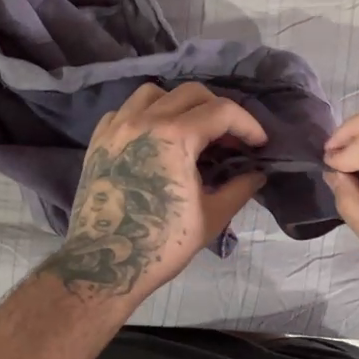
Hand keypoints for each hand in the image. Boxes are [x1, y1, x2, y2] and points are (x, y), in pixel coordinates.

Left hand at [41, 83, 267, 304]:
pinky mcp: (99, 142)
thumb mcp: (211, 217)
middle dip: (219, 110)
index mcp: (175, 136)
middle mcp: (144, 121)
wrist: (105, 264)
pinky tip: (156, 140)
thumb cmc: (162, 243)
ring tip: (192, 131)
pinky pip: (125, 111)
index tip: (259, 144)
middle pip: (191, 94)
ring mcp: (116, 128)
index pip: (222, 112)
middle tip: (230, 140)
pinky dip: (146, 116)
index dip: (248, 125)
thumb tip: (257, 175)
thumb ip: (239, 189)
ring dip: (180, 105)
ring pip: (154, 94)